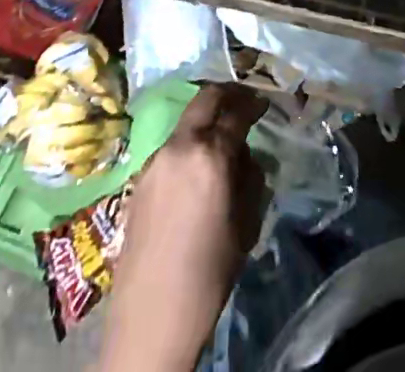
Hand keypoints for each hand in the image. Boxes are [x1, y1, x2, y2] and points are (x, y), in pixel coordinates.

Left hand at [99, 84, 267, 371]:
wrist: (152, 311)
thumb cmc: (210, 272)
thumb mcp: (246, 224)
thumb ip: (250, 179)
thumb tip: (247, 156)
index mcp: (209, 155)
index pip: (235, 112)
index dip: (253, 103)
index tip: (264, 102)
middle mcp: (178, 146)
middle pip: (204, 100)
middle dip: (227, 94)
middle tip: (245, 101)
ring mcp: (154, 158)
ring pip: (185, 122)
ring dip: (206, 118)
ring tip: (223, 137)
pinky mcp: (140, 176)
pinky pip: (171, 146)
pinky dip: (189, 142)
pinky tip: (198, 166)